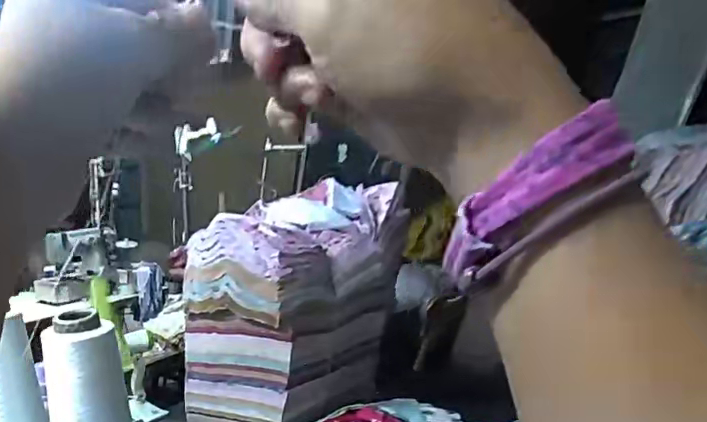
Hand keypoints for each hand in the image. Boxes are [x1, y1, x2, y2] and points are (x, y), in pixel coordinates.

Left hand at [0, 0, 213, 151]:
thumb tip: (207, 25)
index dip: (175, 15)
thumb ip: (176, 35)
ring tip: (180, 118)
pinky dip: (134, 131)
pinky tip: (159, 142)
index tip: (206, 41)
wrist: (10, 164)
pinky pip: (107, 122)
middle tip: (197, 85)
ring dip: (155, 101)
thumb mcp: (132, 47)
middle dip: (167, 63)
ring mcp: (60, 82)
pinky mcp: (63, 128)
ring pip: (121, 84)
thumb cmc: (70, 85)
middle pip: (129, 39)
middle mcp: (61, 29)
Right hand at [238, 0, 585, 194]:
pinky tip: (300, 124)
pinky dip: (291, 109)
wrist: (460, 113)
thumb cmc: (398, 44)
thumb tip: (246, 0)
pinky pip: (297, 92)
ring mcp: (343, 39)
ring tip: (314, 97)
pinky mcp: (343, 83)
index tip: (264, 29)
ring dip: (283, 83)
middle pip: (274, 14)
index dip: (260, 6)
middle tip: (277, 67)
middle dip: (267, 45)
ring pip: (281, 57)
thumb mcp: (327, 8)